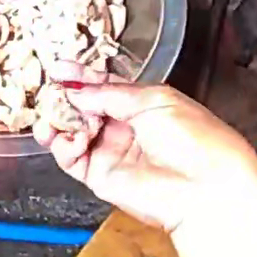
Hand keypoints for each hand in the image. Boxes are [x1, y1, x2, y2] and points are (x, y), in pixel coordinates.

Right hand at [32, 69, 256, 233]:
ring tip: (54, 112)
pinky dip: (64, 143)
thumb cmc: (195, 140)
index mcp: (141, 104)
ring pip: (71, 131)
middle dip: (65, 97)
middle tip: (52, 89)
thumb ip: (110, 94)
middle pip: (83, 107)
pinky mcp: (100, 176)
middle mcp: (124, 127)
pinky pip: (70, 157)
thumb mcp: (152, 100)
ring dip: (59, 119)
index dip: (81, 76)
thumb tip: (79, 91)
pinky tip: (72, 135)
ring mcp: (111, 151)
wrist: (204, 188)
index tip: (59, 68)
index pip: (103, 86)